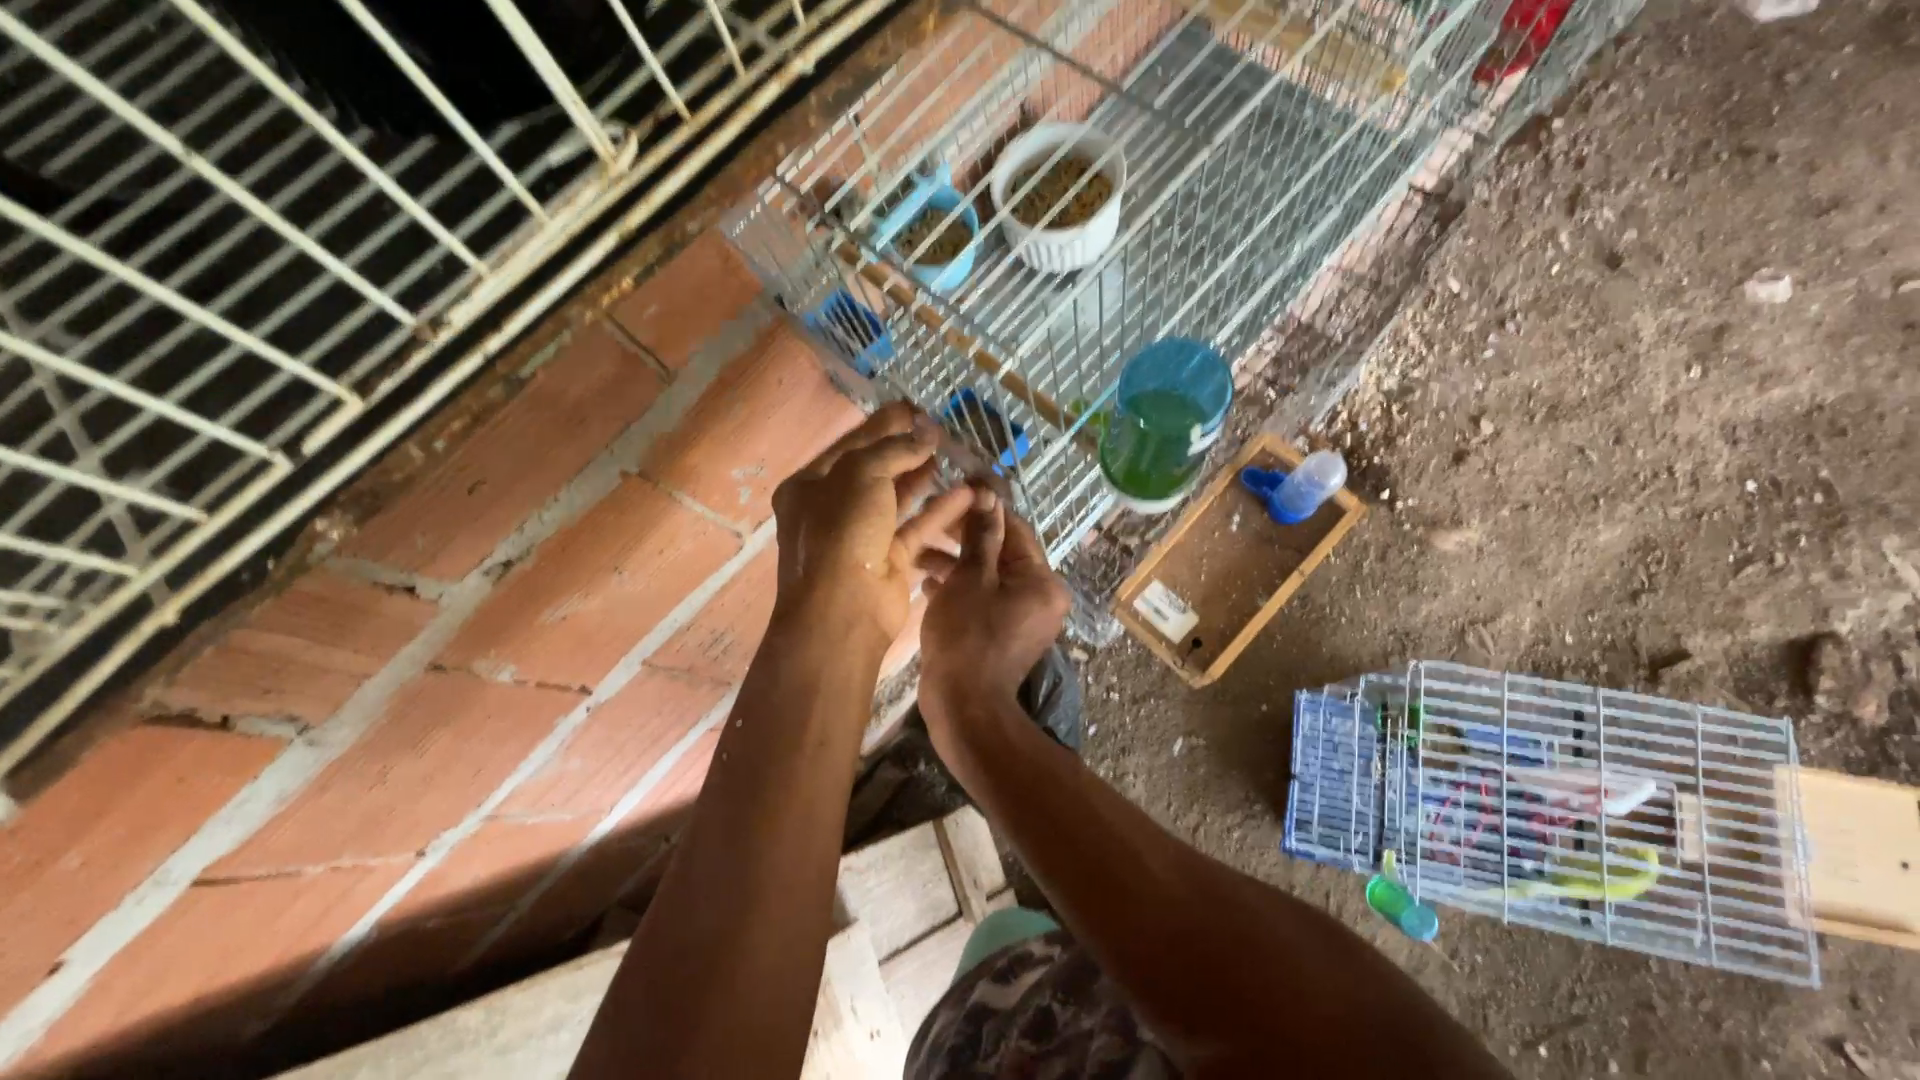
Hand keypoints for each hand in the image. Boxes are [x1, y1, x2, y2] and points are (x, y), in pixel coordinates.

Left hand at [770, 402, 973, 646]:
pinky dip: (940, 511)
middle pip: (875, 471)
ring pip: (897, 500)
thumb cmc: (841, 530)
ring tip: (954, 456)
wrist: (844, 608)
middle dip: (906, 450)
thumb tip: (926, 431)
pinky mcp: (890, 560)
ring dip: (924, 478)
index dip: (884, 424)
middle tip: (940, 431)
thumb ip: (895, 448)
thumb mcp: (862, 473)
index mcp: (810, 485)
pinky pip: (917, 528)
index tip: (916, 408)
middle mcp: (832, 509)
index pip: (851, 445)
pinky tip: (966, 492)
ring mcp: (861, 537)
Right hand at [919, 486, 1070, 731]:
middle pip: (1002, 552)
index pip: (1015, 529)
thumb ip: (980, 535)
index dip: (984, 506)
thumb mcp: (970, 577)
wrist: (963, 706)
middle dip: (965, 535)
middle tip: (931, 517)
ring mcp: (1022, 619)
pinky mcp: (1002, 635)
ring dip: (956, 562)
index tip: (957, 486)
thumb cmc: (967, 637)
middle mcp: (1040, 598)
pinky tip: (927, 582)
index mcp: (1042, 581)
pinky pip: (983, 600)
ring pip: (989, 577)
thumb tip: (987, 495)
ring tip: (919, 551)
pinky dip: (960, 588)